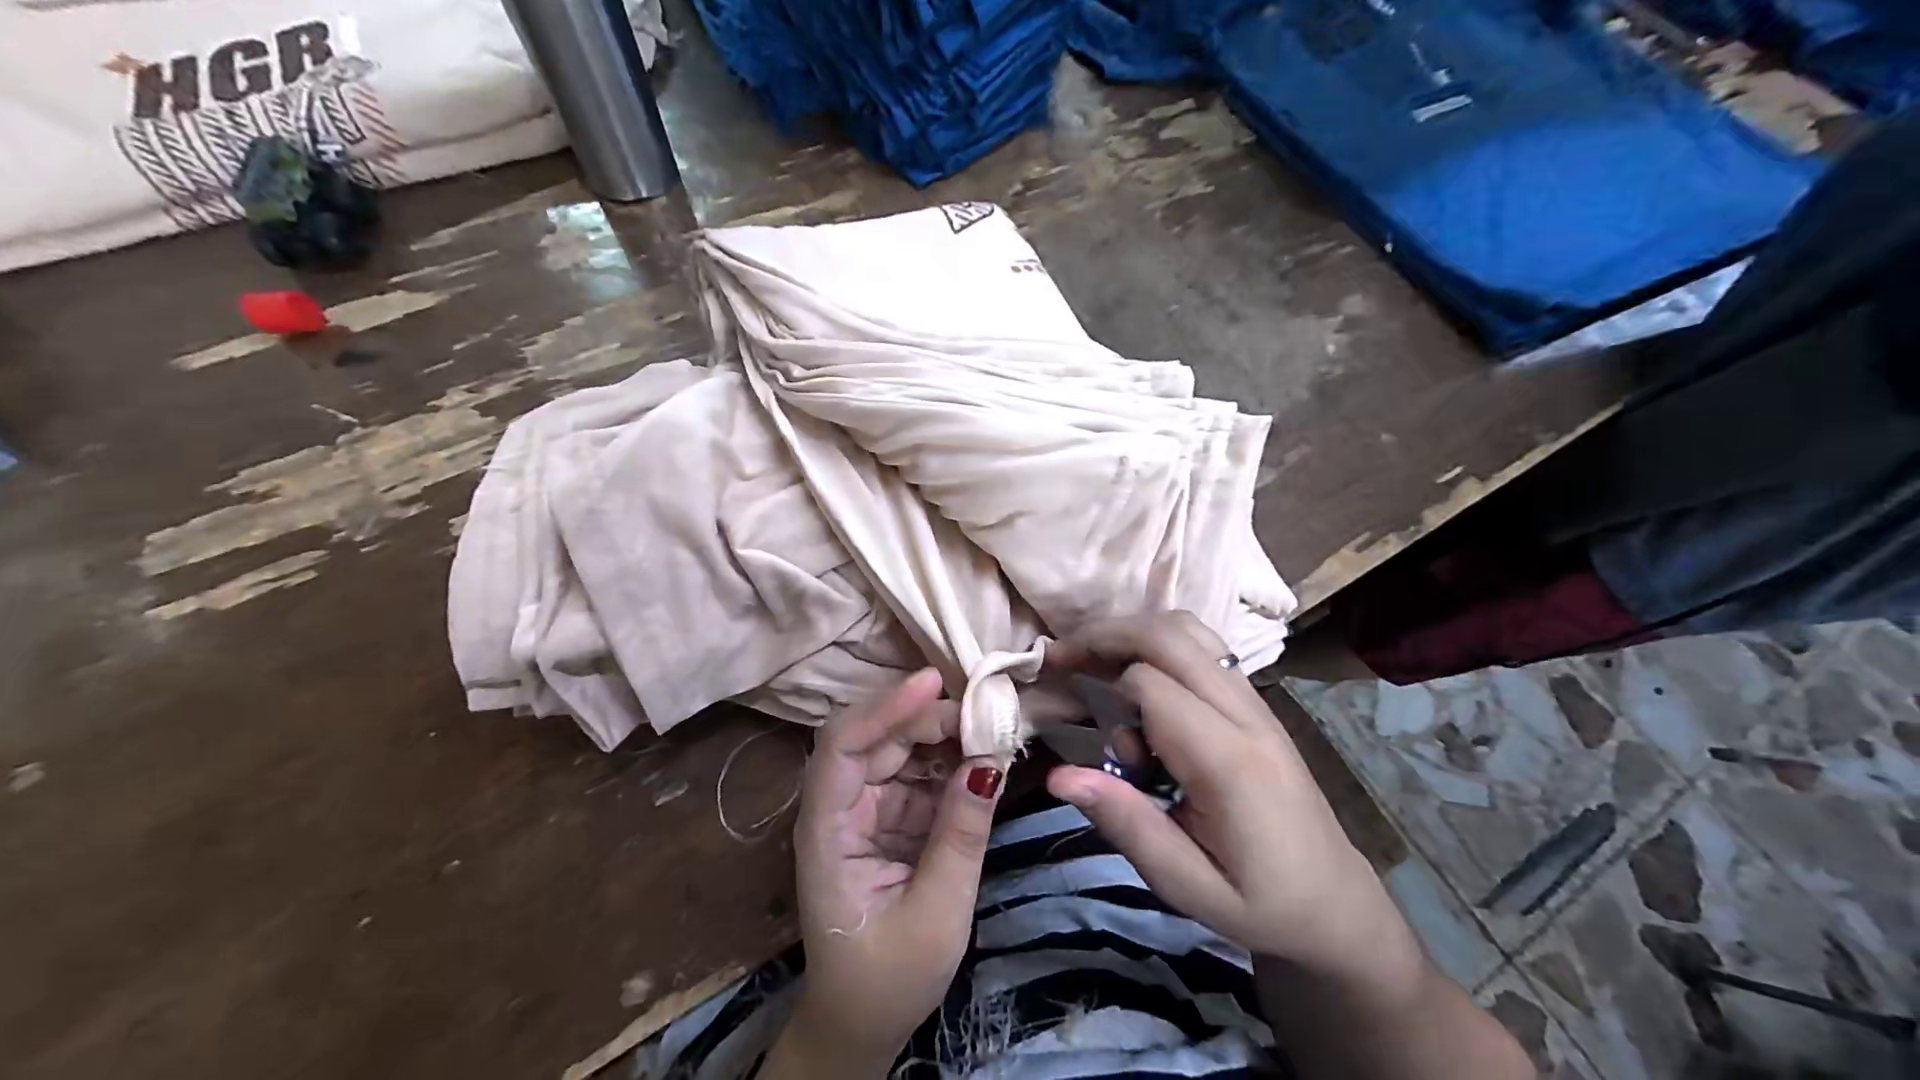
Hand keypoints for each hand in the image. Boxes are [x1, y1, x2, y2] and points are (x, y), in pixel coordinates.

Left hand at [767, 668, 1005, 1077]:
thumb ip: (960, 836)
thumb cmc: (886, 979)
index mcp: (825, 830)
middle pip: (874, 739)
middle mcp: (838, 807)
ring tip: (990, 731)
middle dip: (926, 719)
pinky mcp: (889, 819)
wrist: (862, 1024)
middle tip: (984, 712)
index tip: (934, 684)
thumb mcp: (935, 916)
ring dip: (943, 737)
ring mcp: (864, 810)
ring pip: (899, 751)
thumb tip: (990, 763)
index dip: (884, 709)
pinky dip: (950, 765)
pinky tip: (981, 761)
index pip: (841, 747)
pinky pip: (919, 777)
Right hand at [1043, 613, 1424, 993]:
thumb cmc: (1260, 905)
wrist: (1337, 906)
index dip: (1109, 694)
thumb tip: (1058, 776)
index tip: (1096, 734)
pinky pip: (1203, 647)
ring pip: (1190, 629)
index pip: (1152, 685)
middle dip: (1107, 635)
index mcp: (1230, 762)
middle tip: (1062, 658)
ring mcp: (1257, 703)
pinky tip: (1137, 679)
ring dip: (1134, 633)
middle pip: (1170, 635)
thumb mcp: (1187, 885)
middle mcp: (1247, 716)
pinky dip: (1159, 645)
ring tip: (1095, 662)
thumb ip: (1125, 824)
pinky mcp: (1256, 704)